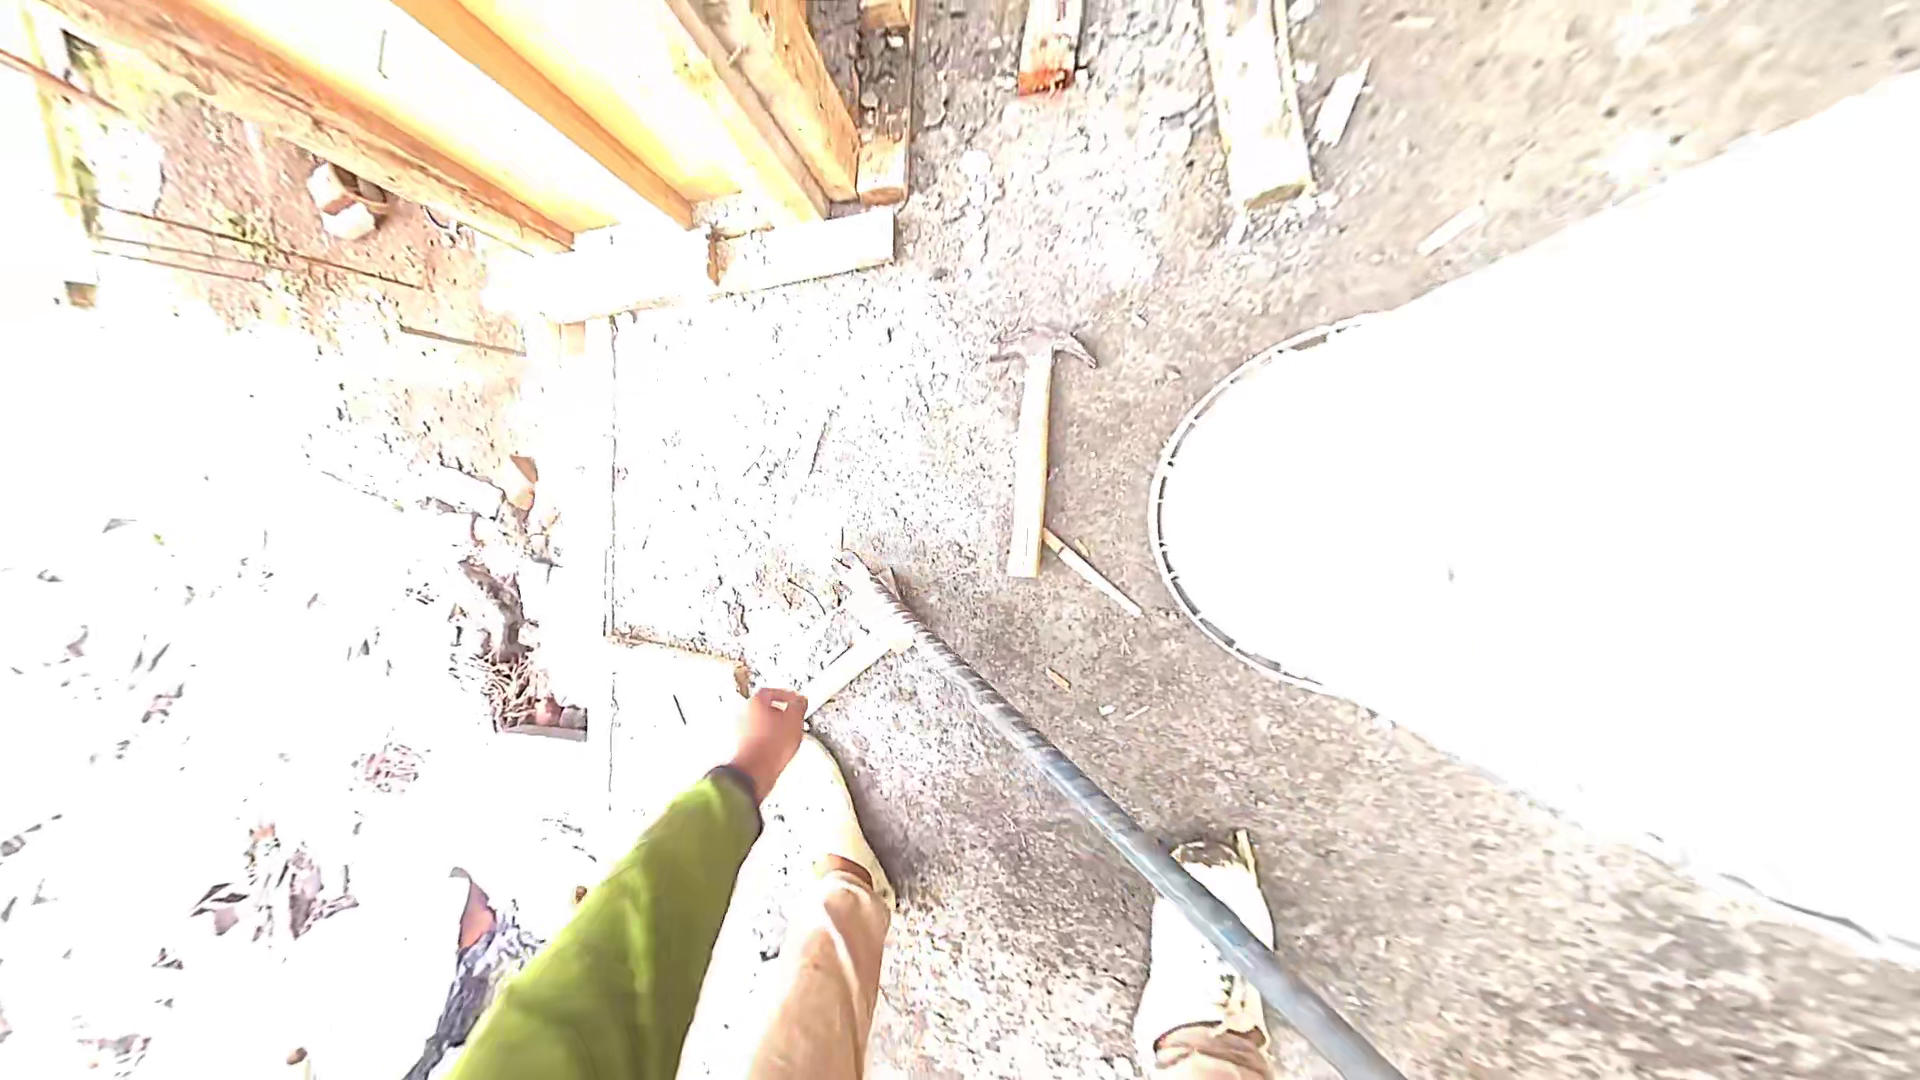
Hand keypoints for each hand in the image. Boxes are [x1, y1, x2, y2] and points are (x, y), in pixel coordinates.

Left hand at [727, 687, 806, 802]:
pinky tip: (781, 747)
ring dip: (777, 727)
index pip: (771, 692)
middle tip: (794, 717)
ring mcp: (742, 732)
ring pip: (763, 724)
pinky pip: (760, 739)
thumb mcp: (795, 719)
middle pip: (765, 708)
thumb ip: (799, 705)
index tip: (796, 701)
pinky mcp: (744, 748)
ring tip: (790, 734)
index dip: (787, 695)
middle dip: (782, 712)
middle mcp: (745, 715)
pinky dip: (771, 740)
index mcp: (755, 703)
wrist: (756, 771)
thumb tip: (801, 701)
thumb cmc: (771, 744)